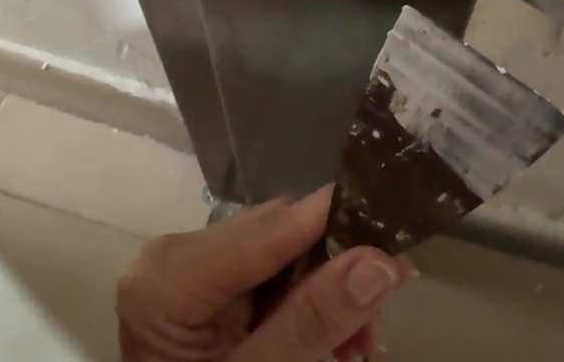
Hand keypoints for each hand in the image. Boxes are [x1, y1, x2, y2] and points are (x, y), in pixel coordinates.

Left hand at [117, 186, 415, 361]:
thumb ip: (310, 324)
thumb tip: (378, 263)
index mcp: (170, 277)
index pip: (268, 229)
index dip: (334, 222)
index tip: (394, 229)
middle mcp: (177, 255)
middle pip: (278, 234)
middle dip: (336, 269)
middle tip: (385, 307)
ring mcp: (190, 269)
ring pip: (283, 252)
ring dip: (329, 290)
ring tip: (364, 340)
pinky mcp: (206, 288)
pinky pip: (269, 276)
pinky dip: (307, 304)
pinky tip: (337, 339)